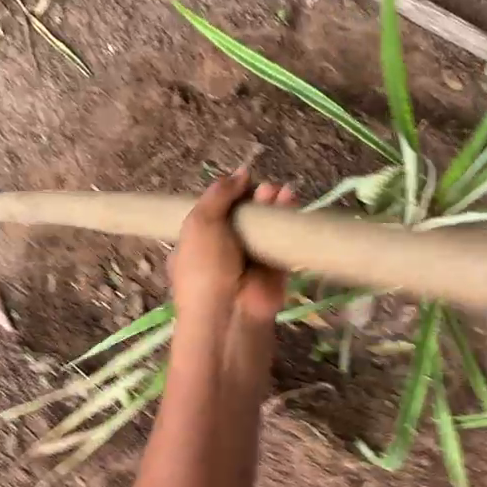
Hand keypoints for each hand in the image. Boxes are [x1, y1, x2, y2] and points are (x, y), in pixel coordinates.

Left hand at [170, 169, 294, 326]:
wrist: (228, 313)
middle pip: (241, 218)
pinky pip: (282, 242)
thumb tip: (240, 173)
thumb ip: (218, 194)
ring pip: (263, 228)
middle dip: (253, 199)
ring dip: (272, 206)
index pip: (212, 214)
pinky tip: (292, 201)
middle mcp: (220, 253)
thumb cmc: (204, 267)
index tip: (241, 181)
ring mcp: (248, 262)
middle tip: (264, 187)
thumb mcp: (199, 223)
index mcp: (194, 244)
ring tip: (278, 191)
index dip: (227, 195)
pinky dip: (288, 222)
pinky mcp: (274, 270)